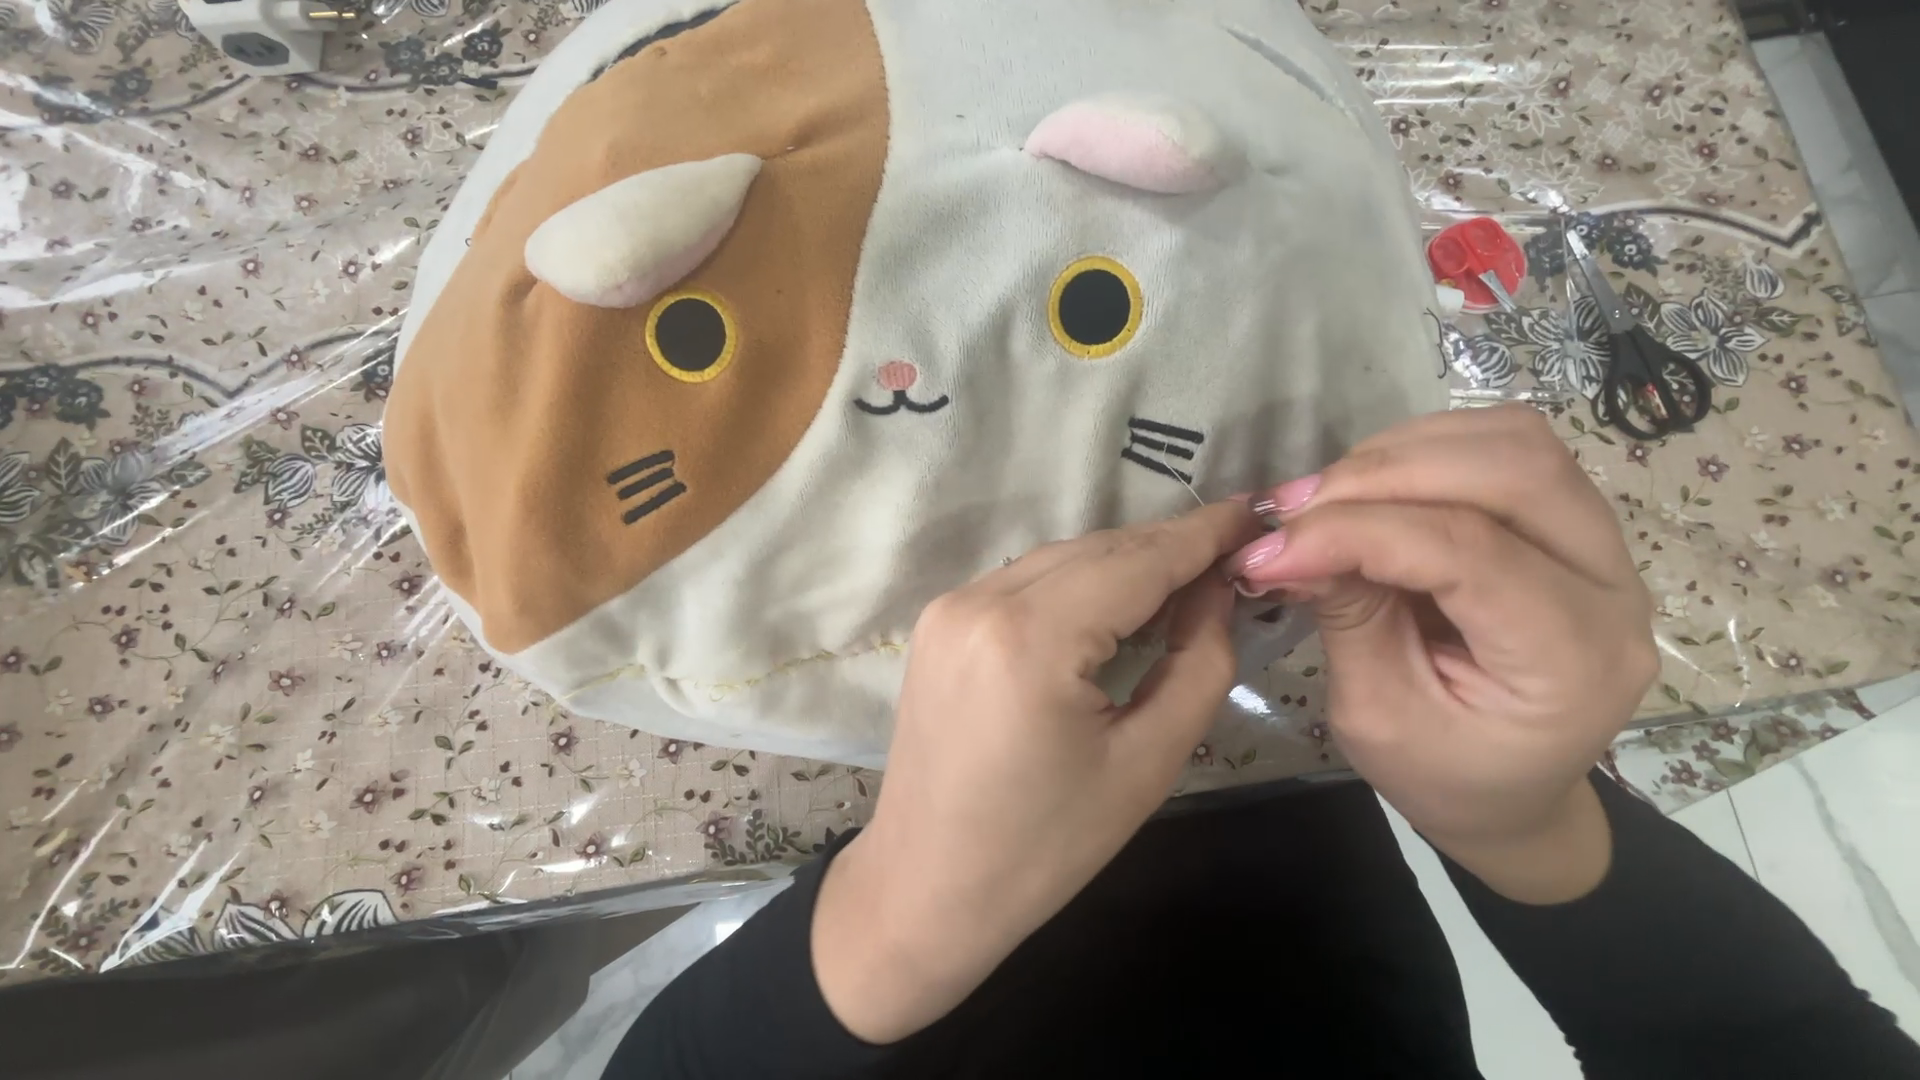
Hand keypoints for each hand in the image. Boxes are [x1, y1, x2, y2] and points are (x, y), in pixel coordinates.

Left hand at [812, 502, 1260, 1043]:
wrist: (928, 886)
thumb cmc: (1045, 846)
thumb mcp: (1147, 762)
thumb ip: (1196, 661)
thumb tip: (1217, 588)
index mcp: (1030, 636)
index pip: (1137, 560)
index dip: (1202, 533)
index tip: (1256, 509)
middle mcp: (980, 600)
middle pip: (1096, 551)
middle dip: (1167, 547)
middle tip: (1233, 551)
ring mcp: (949, 607)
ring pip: (1059, 560)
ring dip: (1122, 563)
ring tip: (1185, 580)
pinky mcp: (937, 622)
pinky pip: (1024, 582)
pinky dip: (1076, 583)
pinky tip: (1114, 604)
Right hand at [1228, 406, 1657, 902]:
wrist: (1510, 796)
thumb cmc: (1443, 773)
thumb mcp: (1376, 715)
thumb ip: (1347, 617)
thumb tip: (1288, 541)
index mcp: (1570, 659)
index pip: (1466, 552)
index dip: (1353, 534)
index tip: (1265, 550)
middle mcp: (1611, 586)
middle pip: (1512, 469)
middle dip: (1382, 474)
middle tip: (1294, 509)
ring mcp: (1603, 545)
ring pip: (1514, 442)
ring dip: (1403, 453)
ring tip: (1326, 499)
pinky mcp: (1572, 524)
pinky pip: (1506, 447)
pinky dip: (1423, 450)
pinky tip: (1370, 490)